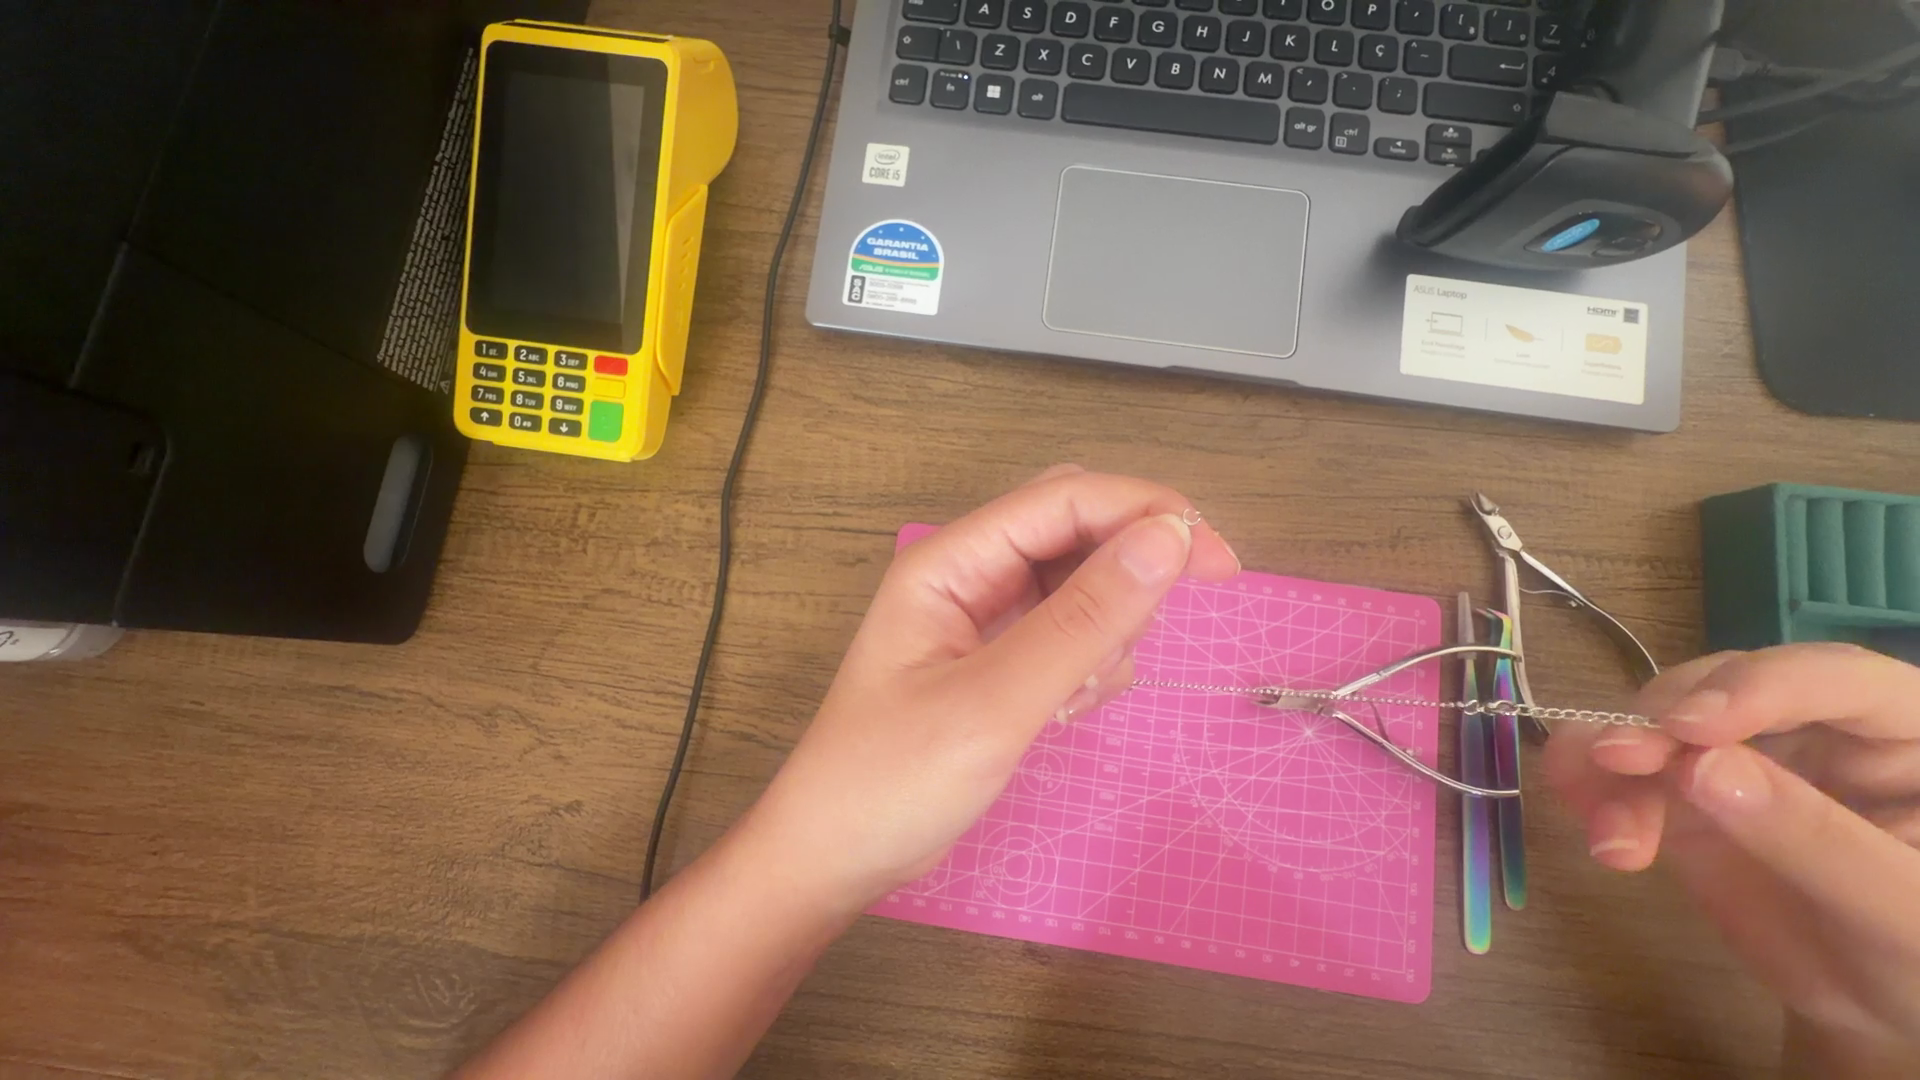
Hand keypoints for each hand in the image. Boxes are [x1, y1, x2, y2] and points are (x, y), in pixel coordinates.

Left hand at [740, 466, 1238, 914]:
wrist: (839, 858)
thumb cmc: (896, 778)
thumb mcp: (995, 701)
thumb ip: (1082, 621)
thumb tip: (1167, 540)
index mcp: (952, 561)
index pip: (1062, 499)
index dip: (1144, 512)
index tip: (1217, 561)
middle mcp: (969, 574)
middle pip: (1073, 531)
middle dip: (1128, 567)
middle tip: (1162, 625)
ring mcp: (984, 618)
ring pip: (1079, 585)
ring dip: (1105, 629)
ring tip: (1073, 696)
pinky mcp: (999, 660)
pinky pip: (1068, 634)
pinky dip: (1087, 663)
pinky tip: (1063, 711)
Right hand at [1544, 645, 1919, 1071]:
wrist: (1880, 1021)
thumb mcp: (1898, 914)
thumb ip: (1813, 838)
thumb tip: (1699, 767)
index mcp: (1902, 738)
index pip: (1832, 679)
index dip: (1757, 687)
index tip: (1687, 727)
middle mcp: (1812, 730)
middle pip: (1715, 691)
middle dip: (1658, 726)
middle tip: (1615, 760)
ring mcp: (1736, 757)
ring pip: (1649, 725)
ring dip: (1609, 768)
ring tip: (1606, 836)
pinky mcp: (1677, 789)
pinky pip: (1617, 767)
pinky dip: (1588, 787)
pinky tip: (1591, 828)